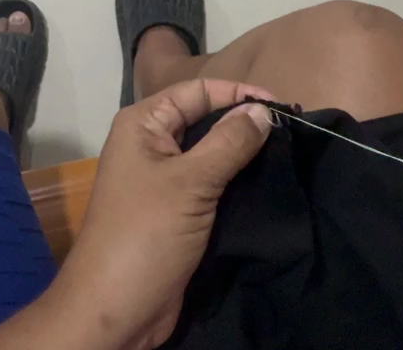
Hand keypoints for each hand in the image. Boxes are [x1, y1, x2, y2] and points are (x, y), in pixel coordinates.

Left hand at [53, 78, 276, 348]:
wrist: (114, 310)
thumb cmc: (146, 234)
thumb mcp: (191, 183)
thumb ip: (229, 142)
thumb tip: (262, 110)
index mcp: (143, 123)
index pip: (197, 91)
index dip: (237, 93)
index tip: (281, 105)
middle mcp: (150, 142)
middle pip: (203, 118)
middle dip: (243, 122)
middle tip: (288, 130)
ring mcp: (162, 177)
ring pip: (209, 152)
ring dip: (242, 153)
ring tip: (285, 153)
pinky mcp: (175, 208)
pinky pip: (209, 182)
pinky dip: (235, 180)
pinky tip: (265, 182)